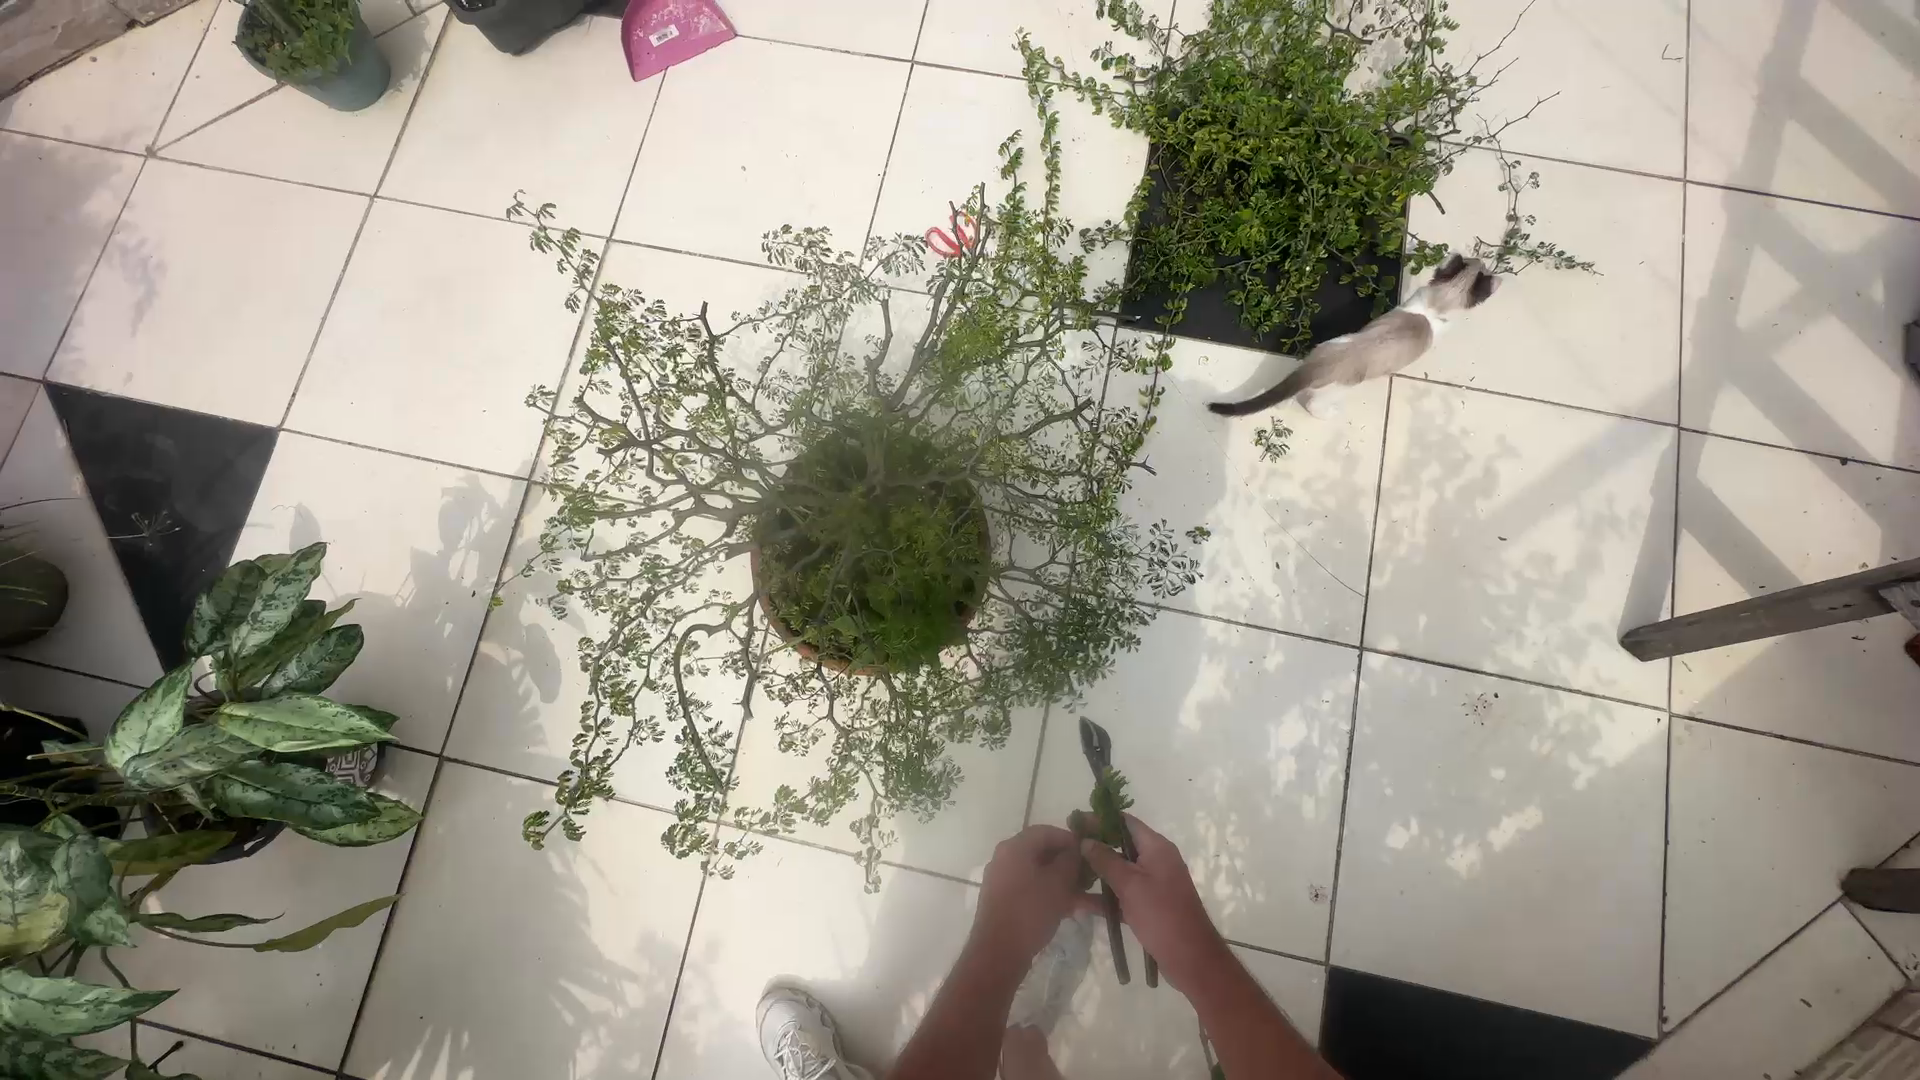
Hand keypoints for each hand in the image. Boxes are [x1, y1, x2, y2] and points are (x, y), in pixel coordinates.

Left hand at [970, 824, 1086, 971]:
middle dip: (1069, 863)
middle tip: (1091, 876)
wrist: (998, 953)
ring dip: (1064, 882)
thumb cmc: (1029, 911)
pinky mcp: (1004, 901)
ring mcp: (1003, 880)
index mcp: (1015, 847)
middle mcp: (1006, 858)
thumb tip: (1077, 849)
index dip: (1071, 839)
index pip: (1046, 832)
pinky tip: (1072, 909)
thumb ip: (1070, 861)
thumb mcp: (1058, 884)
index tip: (1091, 852)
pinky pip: (1032, 889)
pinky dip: (1051, 895)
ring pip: (1039, 873)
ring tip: (1088, 896)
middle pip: (1042, 852)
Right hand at [1079, 814, 1230, 993]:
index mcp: (1156, 847)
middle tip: (1069, 849)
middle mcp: (1157, 860)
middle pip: (1121, 844)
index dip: (1099, 819)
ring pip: (1121, 869)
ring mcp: (1154, 883)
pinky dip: (1107, 894)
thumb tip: (1085, 840)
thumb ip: (1105, 860)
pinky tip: (1083, 901)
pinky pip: (1125, 891)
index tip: (1075, 823)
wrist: (1192, 959)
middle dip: (1096, 845)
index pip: (1124, 822)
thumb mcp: (1130, 884)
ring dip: (1099, 871)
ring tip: (1071, 873)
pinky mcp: (1150, 904)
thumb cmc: (1161, 915)